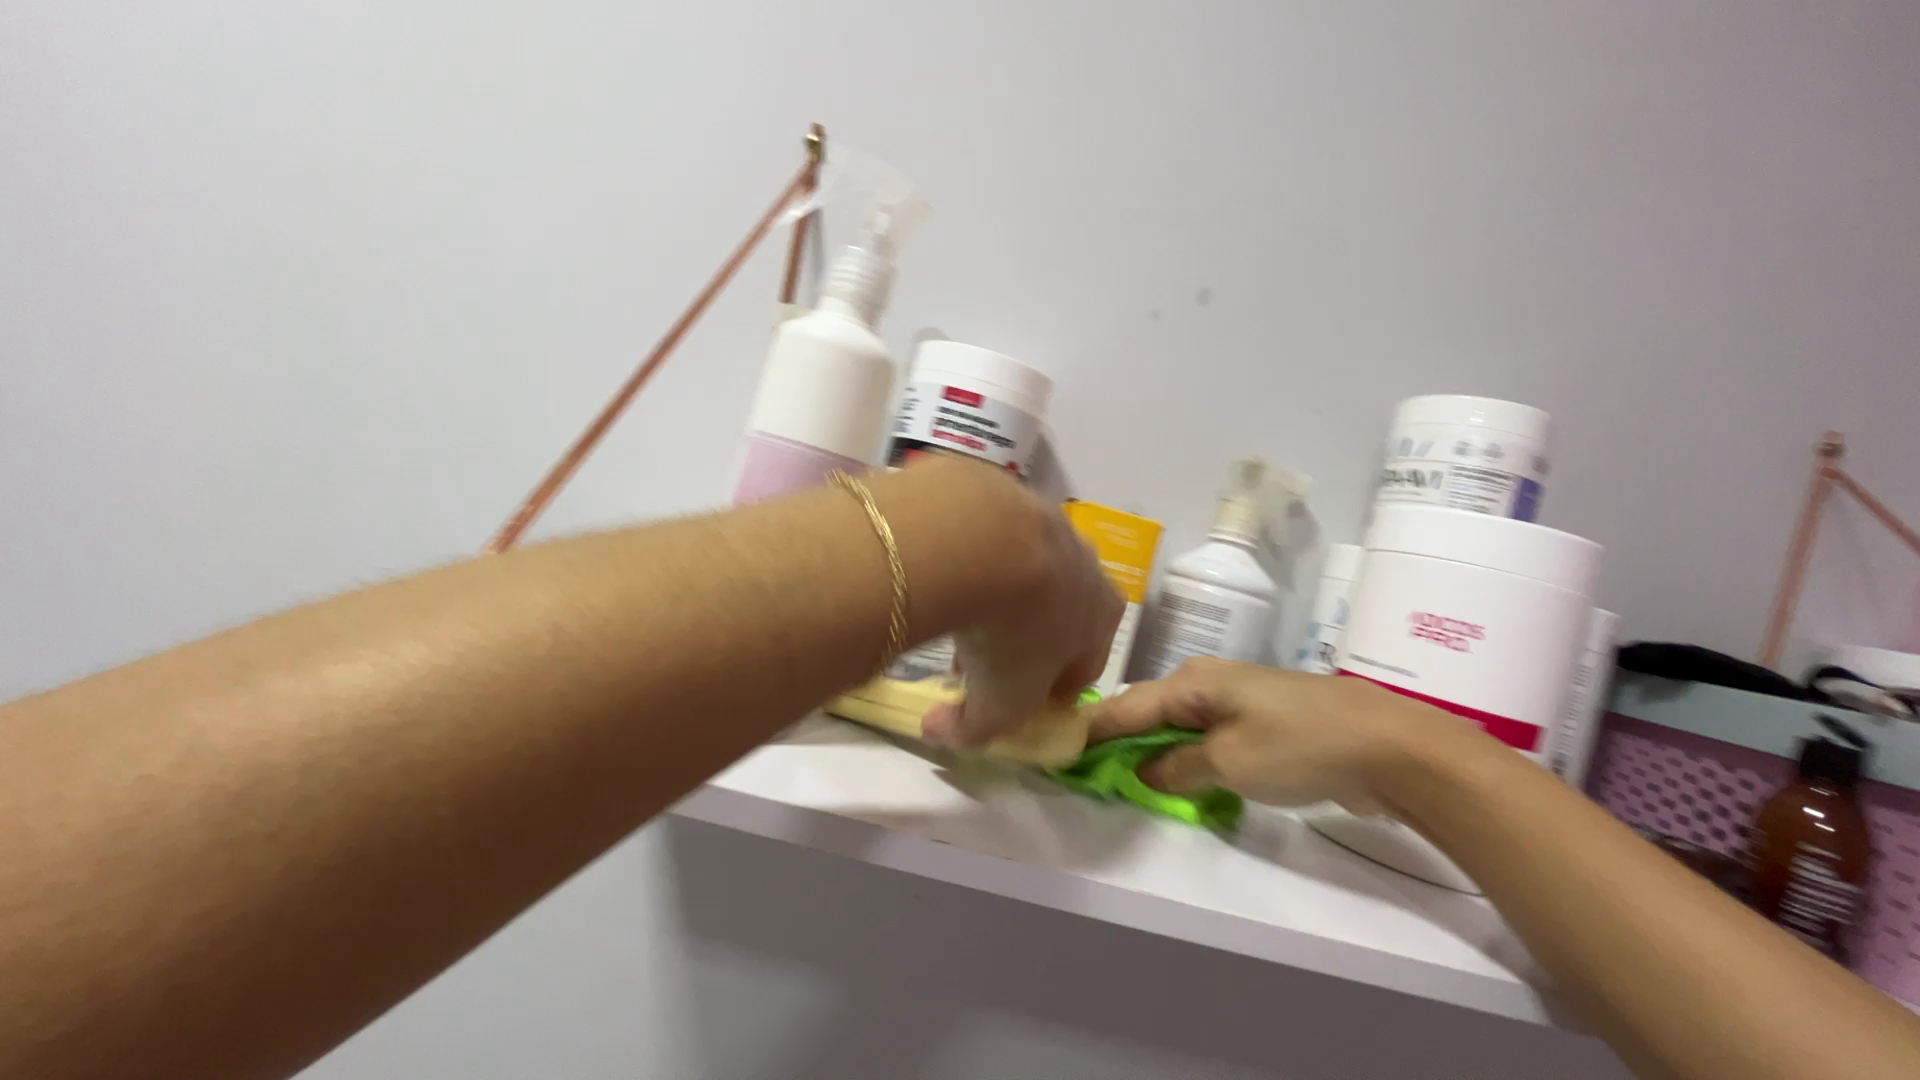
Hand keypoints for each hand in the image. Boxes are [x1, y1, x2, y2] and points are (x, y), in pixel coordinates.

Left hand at [919, 479, 1123, 748]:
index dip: (1046, 693)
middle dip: (1019, 642)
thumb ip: (977, 730)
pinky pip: (986, 536)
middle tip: (976, 661)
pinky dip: (968, 555)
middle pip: (1054, 615)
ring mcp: (1047, 523)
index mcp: (1102, 617)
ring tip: (953, 612)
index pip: (1084, 667)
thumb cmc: (1012, 633)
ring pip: (1023, 572)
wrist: (982, 539)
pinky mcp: (1004, 493)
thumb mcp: (1000, 704)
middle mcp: (1085, 565)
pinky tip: (940, 569)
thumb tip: (944, 731)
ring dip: (994, 596)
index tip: (1010, 704)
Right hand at [1084, 657, 1469, 814]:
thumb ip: (1177, 768)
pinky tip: (1175, 774)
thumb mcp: (1228, 762)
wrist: (1390, 745)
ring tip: (1119, 775)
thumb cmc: (1298, 747)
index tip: (1054, 751)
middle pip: (1147, 711)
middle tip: (1083, 769)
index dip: (1089, 731)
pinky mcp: (1260, 720)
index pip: (1123, 708)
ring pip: (1177, 724)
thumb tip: (1142, 772)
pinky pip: (1205, 736)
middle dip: (1116, 739)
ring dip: (1152, 750)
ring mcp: (1236, 699)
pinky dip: (1184, 755)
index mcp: (1191, 681)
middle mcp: (1207, 681)